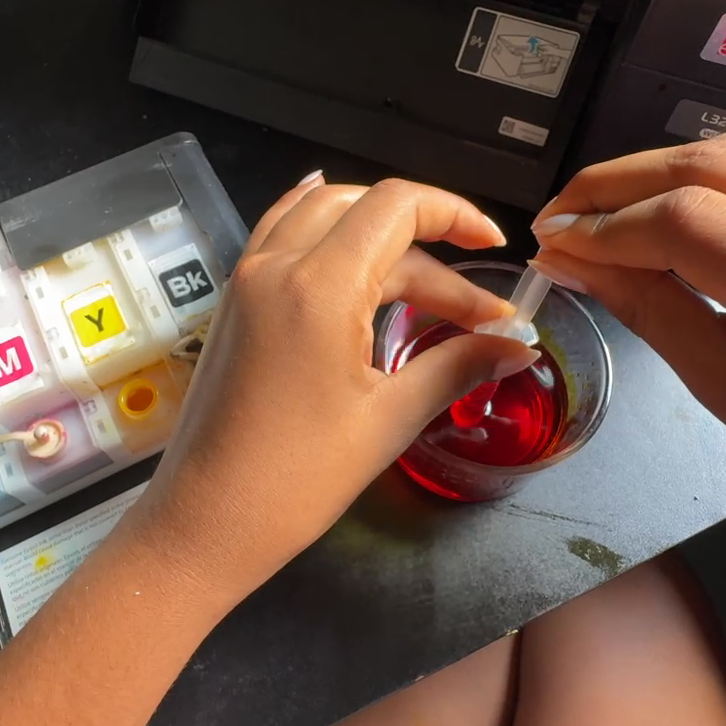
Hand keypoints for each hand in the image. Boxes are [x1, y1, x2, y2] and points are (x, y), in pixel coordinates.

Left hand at [124, 174, 539, 602]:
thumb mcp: (389, 419)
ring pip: (321, 214)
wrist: (206, 519)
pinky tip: (342, 232)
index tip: (494, 245)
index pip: (396, 207)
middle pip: (364, 210)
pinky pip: (281, 234)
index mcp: (319, 285)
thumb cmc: (299, 478)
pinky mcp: (234, 299)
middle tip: (471, 304)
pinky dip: (321, 226)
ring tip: (426, 269)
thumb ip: (458, 365)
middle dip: (429, 243)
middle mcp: (276, 263)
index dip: (455, 213)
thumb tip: (519, 346)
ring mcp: (246, 277)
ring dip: (377, 231)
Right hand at [528, 133, 725, 548]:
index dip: (608, 225)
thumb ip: (651, 313)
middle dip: (620, 182)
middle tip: (562, 210)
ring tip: (604, 206)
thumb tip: (571, 258)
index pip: (694, 224)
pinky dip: (716, 174)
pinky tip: (673, 201)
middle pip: (719, 163)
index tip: (553, 240)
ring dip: (662, 170)